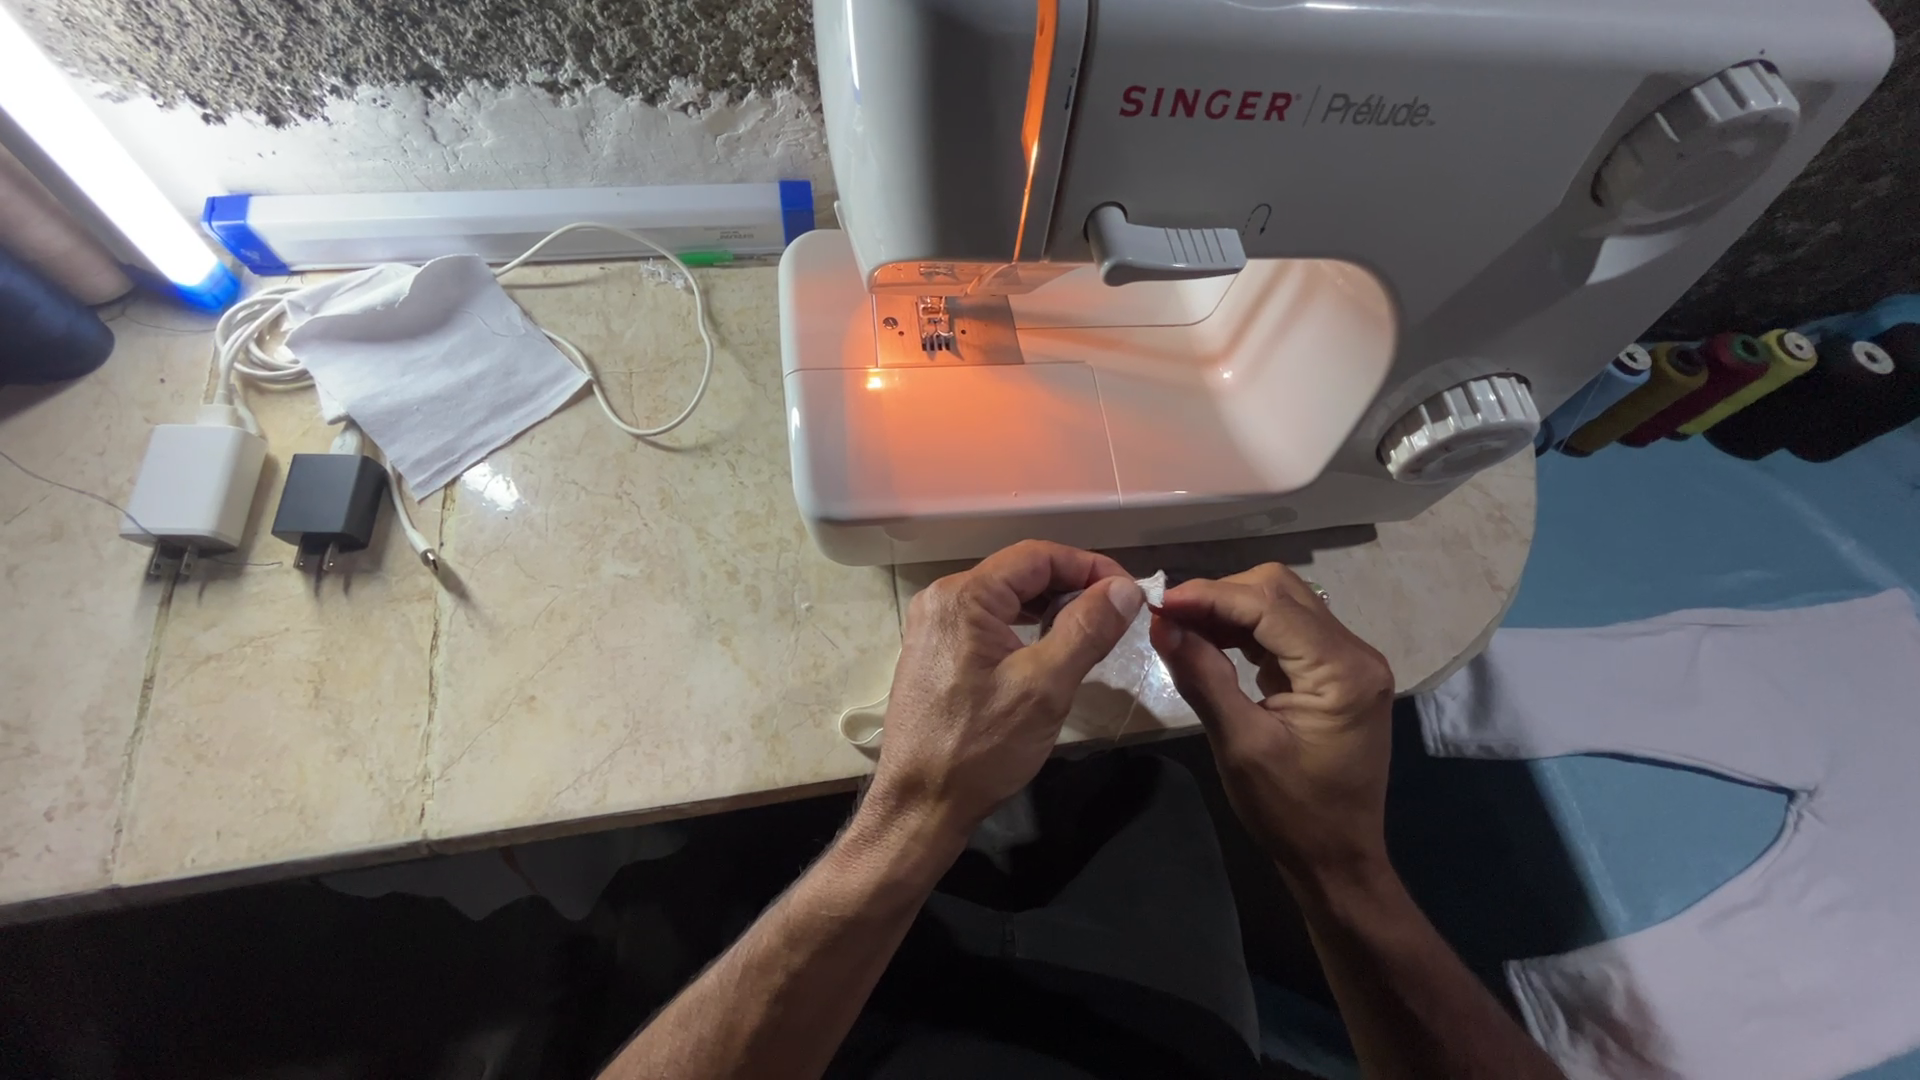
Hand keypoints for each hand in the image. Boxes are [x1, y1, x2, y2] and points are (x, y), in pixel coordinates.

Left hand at [870, 540, 1145, 837]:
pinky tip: (1053, 646)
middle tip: (1118, 613)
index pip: (1038, 556)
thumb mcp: (1044, 687)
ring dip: (1052, 606)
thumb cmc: (981, 746)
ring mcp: (936, 625)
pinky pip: (990, 621)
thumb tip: (1124, 588)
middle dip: (1074, 585)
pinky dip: (1027, 626)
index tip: (1130, 592)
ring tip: (1094, 629)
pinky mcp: (938, 651)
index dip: (1090, 567)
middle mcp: (943, 598)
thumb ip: (1087, 629)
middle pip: (1021, 572)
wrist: (921, 804)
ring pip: (1007, 597)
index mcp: (964, 596)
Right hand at [1149, 563, 1394, 877]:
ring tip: (1182, 627)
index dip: (1209, 596)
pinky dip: (1243, 627)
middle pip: (1279, 591)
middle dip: (1219, 596)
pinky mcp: (1333, 670)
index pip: (1269, 605)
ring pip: (1281, 602)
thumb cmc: (1290, 811)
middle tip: (1168, 618)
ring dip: (1228, 608)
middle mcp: (1355, 653)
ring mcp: (1348, 660)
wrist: (1335, 858)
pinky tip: (1210, 640)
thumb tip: (1161, 623)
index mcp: (1342, 671)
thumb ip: (1202, 676)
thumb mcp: (1239, 743)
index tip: (1158, 602)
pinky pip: (1284, 628)